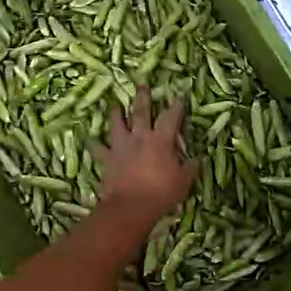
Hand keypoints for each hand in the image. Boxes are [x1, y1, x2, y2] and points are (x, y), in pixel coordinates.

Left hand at [94, 88, 198, 222]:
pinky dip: (95, 144)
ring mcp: (121, 146)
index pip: (171, 117)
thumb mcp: (183, 181)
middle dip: (143, 97)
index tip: (179, 95)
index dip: (177, 105)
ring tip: (115, 105)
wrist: (131, 206)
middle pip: (140, 111)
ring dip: (116, 113)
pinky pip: (98, 149)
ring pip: (117, 124)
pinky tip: (91, 139)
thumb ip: (191, 168)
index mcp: (161, 140)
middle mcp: (140, 137)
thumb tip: (199, 159)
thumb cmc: (161, 192)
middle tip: (142, 85)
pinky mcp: (107, 159)